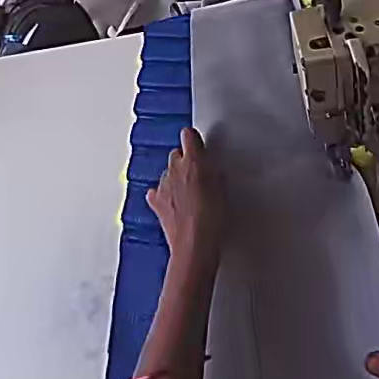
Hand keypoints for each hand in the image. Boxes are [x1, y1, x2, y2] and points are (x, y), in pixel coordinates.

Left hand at [147, 127, 221, 274]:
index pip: (188, 135)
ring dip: (175, 179)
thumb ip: (212, 170)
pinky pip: (158, 191)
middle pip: (176, 154)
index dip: (193, 139)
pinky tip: (174, 204)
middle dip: (185, 161)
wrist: (195, 243)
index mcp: (193, 160)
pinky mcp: (157, 202)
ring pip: (167, 172)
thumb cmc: (212, 216)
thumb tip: (208, 167)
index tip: (197, 142)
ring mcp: (163, 185)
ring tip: (189, 194)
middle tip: (197, 174)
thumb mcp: (222, 186)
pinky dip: (164, 195)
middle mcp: (175, 168)